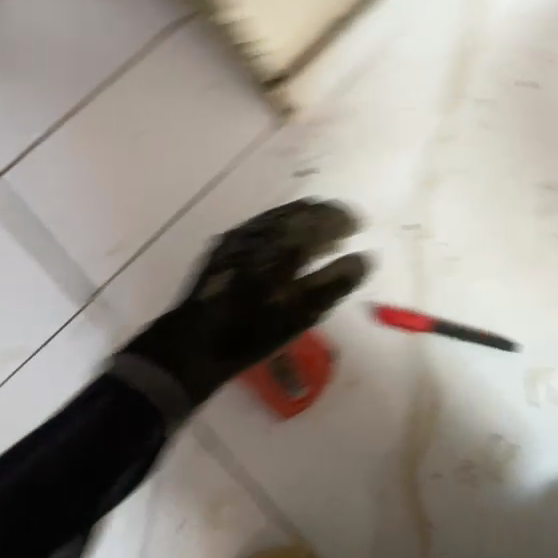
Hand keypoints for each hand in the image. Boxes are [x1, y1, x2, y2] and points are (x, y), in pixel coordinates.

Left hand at [119, 200, 371, 412]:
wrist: (193, 344)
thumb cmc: (253, 328)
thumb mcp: (302, 311)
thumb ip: (335, 281)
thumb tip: (364, 259)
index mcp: (281, 238)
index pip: (319, 216)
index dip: (341, 218)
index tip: (358, 225)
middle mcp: (260, 229)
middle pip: (298, 212)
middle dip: (323, 218)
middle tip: (342, 229)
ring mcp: (238, 238)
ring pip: (278, 219)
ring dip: (303, 224)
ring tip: (318, 240)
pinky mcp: (223, 250)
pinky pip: (260, 230)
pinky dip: (281, 233)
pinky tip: (283, 251)